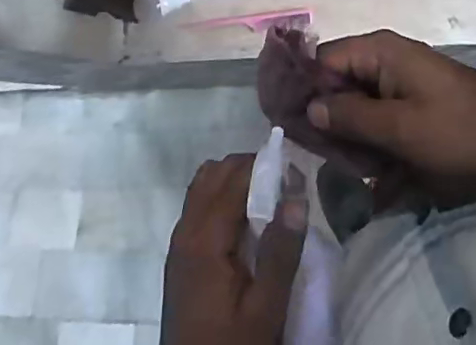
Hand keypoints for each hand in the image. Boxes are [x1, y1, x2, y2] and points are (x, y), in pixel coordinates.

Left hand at [162, 154, 306, 344]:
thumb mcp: (265, 308)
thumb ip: (281, 251)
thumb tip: (297, 194)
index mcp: (204, 237)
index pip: (235, 176)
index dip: (266, 165)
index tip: (295, 171)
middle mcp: (185, 229)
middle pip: (216, 171)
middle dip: (250, 168)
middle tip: (284, 185)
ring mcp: (178, 241)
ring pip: (204, 184)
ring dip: (234, 180)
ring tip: (267, 199)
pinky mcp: (180, 255)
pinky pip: (198, 203)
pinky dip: (221, 196)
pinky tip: (245, 220)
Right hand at [308, 30, 475, 185]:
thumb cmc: (458, 129)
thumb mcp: (399, 128)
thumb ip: (350, 117)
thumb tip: (308, 108)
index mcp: (378, 51)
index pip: (322, 60)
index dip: (304, 90)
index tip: (289, 127)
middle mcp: (384, 60)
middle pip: (337, 86)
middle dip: (332, 124)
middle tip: (331, 161)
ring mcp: (400, 83)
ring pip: (357, 109)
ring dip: (356, 142)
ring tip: (364, 174)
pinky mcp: (413, 106)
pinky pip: (380, 122)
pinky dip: (377, 147)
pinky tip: (382, 181)